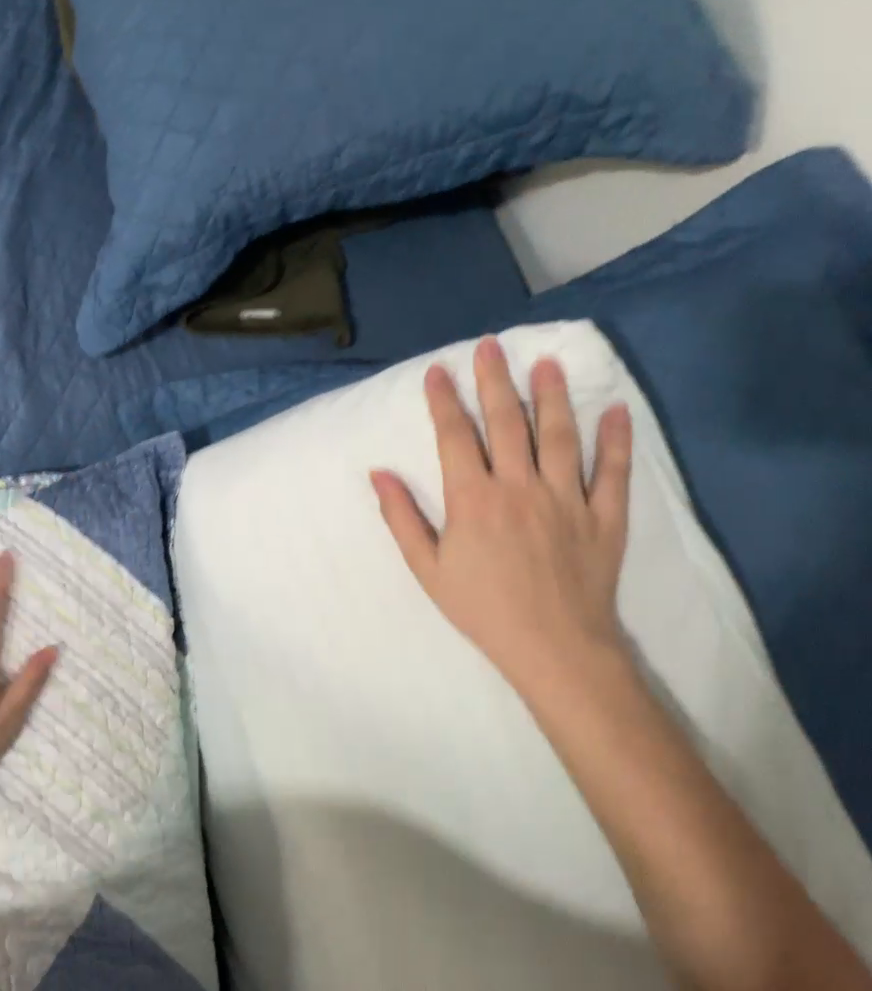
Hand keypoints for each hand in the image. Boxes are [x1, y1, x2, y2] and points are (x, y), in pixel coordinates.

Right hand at [370, 337, 634, 690]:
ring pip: (559, 436)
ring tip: (547, 363)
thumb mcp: (426, 566)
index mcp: (472, 499)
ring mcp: (566, 499)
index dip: (445, 401)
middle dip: (495, 382)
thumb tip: (379, 473)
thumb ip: (402, 517)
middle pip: (507, 423)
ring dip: (552, 396)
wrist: (554, 646)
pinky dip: (614, 439)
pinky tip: (613, 410)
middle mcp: (519, 488)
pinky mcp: (603, 516)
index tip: (438, 371)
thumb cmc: (479, 607)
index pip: (455, 436)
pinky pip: (612, 471)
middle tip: (490, 347)